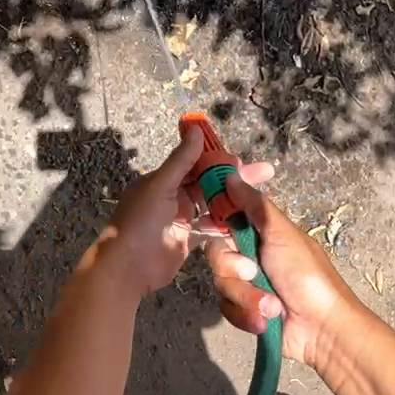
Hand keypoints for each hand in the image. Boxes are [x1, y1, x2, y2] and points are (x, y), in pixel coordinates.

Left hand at [95, 125, 280, 299]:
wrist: (128, 265)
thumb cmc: (141, 220)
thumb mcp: (160, 185)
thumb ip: (181, 160)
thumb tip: (196, 129)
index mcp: (163, 180)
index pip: (196, 164)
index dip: (219, 160)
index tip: (242, 159)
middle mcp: (173, 196)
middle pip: (208, 183)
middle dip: (234, 178)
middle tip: (265, 173)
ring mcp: (181, 219)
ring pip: (212, 204)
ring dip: (233, 200)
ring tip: (260, 197)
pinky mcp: (188, 240)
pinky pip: (211, 228)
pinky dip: (226, 224)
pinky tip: (248, 219)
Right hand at [198, 170, 364, 369]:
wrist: (323, 329)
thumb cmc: (307, 275)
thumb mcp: (282, 233)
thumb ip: (255, 205)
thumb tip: (231, 175)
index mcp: (260, 234)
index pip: (225, 219)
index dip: (215, 221)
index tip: (210, 223)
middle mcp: (250, 257)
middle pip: (216, 253)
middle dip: (233, 267)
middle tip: (253, 272)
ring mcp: (246, 285)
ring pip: (221, 283)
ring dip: (246, 295)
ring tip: (270, 306)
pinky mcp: (244, 311)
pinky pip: (227, 307)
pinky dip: (247, 314)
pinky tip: (266, 320)